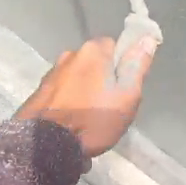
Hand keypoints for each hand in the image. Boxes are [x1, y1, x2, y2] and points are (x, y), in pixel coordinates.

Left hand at [15, 35, 156, 156]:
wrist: (46, 146)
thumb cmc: (93, 119)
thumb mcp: (127, 95)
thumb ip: (137, 65)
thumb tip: (147, 38)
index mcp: (92, 51)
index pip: (114, 45)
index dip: (122, 66)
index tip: (124, 88)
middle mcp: (69, 55)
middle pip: (94, 62)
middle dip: (102, 79)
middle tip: (109, 107)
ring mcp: (50, 74)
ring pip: (77, 78)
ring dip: (84, 92)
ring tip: (88, 120)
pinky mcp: (37, 93)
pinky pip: (62, 93)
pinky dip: (68, 103)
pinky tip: (71, 124)